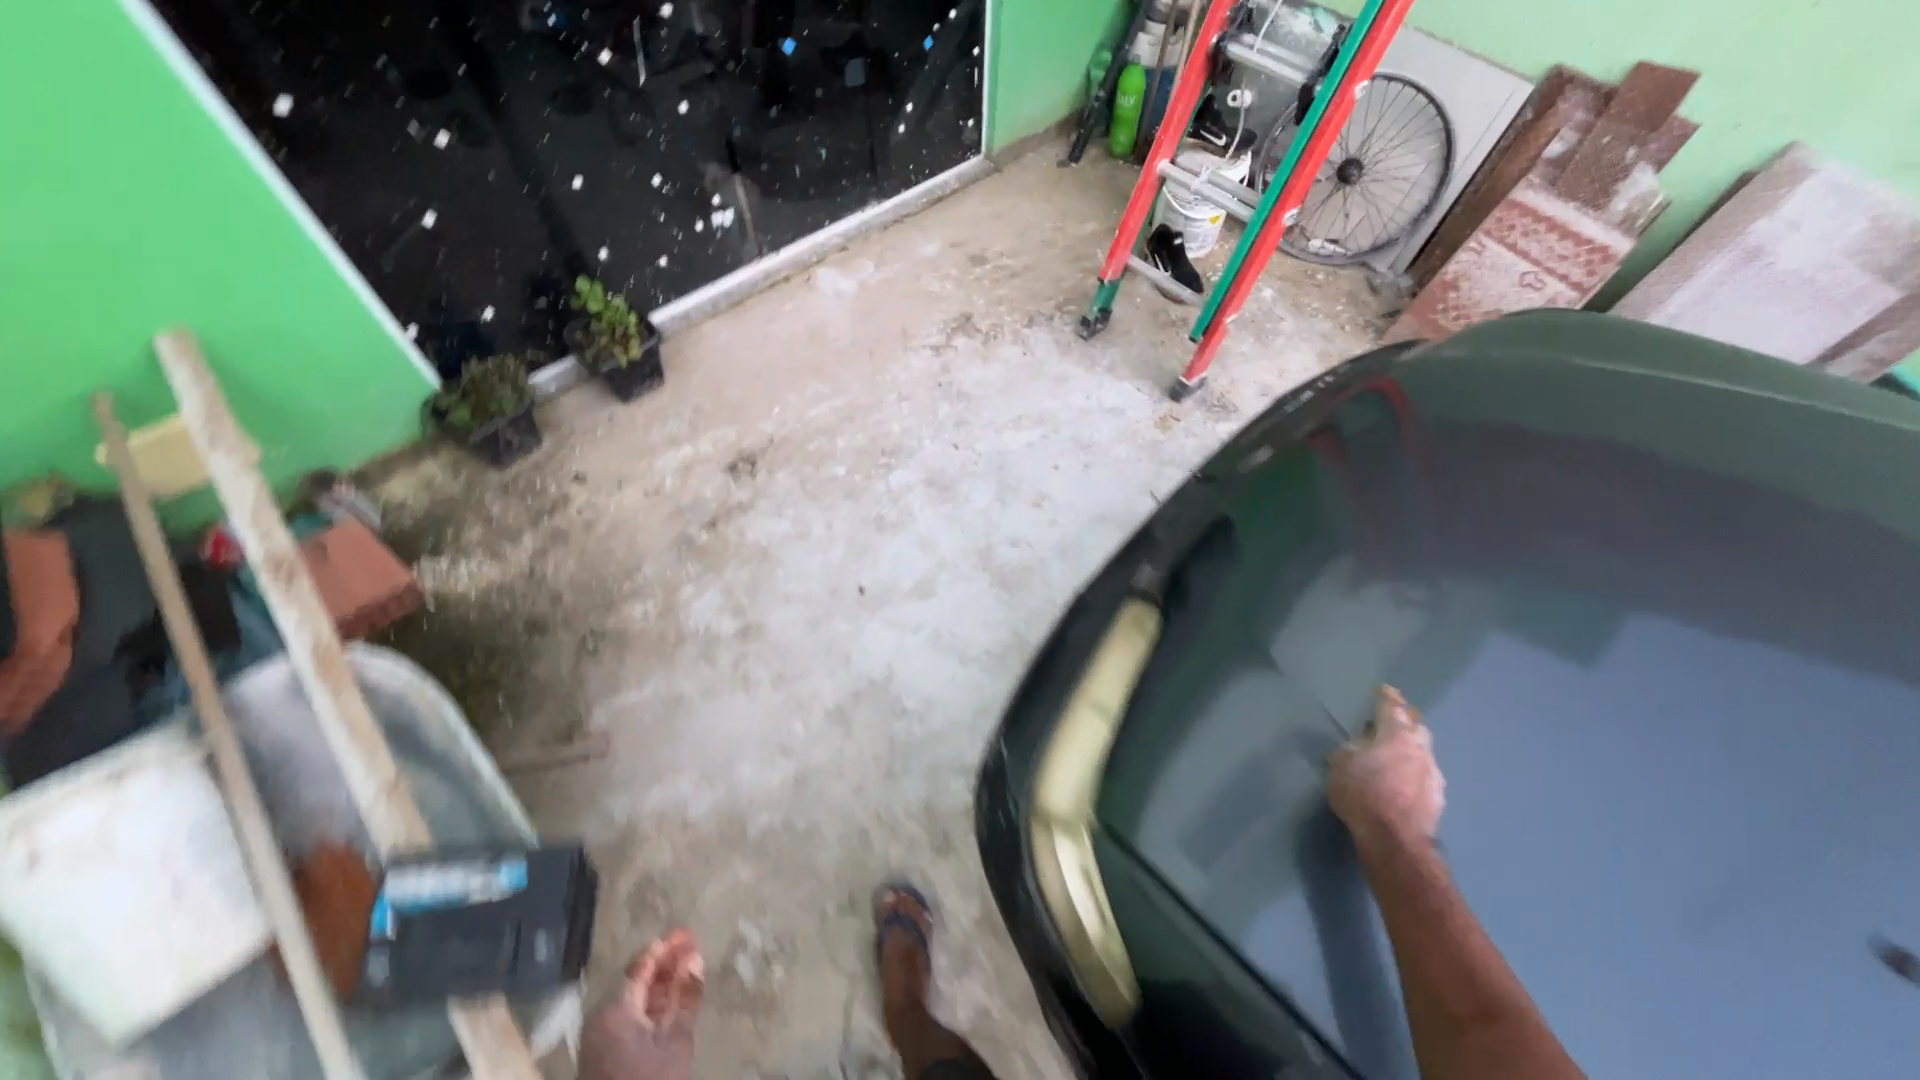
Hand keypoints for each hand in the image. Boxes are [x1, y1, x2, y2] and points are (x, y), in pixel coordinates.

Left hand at [579, 929, 703, 1079]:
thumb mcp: (676, 1039)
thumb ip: (686, 997)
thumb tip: (695, 959)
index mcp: (615, 1009)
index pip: (642, 966)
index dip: (666, 947)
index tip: (687, 932)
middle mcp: (603, 1015)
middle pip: (637, 979)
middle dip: (666, 962)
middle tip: (692, 944)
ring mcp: (602, 1035)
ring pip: (635, 998)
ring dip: (662, 982)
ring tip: (688, 966)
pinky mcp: (606, 1051)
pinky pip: (631, 1016)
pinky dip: (653, 1005)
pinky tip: (673, 999)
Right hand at [1328, 685, 1444, 848]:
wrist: (1395, 839)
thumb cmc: (1362, 793)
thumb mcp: (1341, 764)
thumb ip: (1352, 747)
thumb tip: (1360, 743)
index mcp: (1396, 734)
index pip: (1392, 707)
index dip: (1386, 696)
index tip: (1384, 689)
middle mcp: (1420, 748)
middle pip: (1416, 725)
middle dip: (1406, 718)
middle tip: (1394, 717)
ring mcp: (1433, 773)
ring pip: (1423, 751)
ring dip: (1411, 747)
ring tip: (1397, 752)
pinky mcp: (1438, 797)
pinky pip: (1425, 775)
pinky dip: (1415, 772)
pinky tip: (1405, 780)